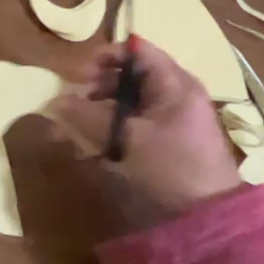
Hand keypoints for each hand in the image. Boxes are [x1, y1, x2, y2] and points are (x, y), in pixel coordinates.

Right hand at [50, 37, 243, 237]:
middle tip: (75, 104)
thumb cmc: (172, 165)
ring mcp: (171, 117)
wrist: (207, 212)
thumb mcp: (128, 138)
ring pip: (128, 101)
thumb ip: (90, 116)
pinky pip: (133, 123)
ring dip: (101, 110)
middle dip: (98, 86)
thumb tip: (56, 101)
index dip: (105, 57)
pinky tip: (96, 146)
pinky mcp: (165, 139)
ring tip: (79, 128)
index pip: (137, 50)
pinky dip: (112, 129)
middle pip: (130, 75)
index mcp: (174, 83)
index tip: (78, 76)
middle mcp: (174, 93)